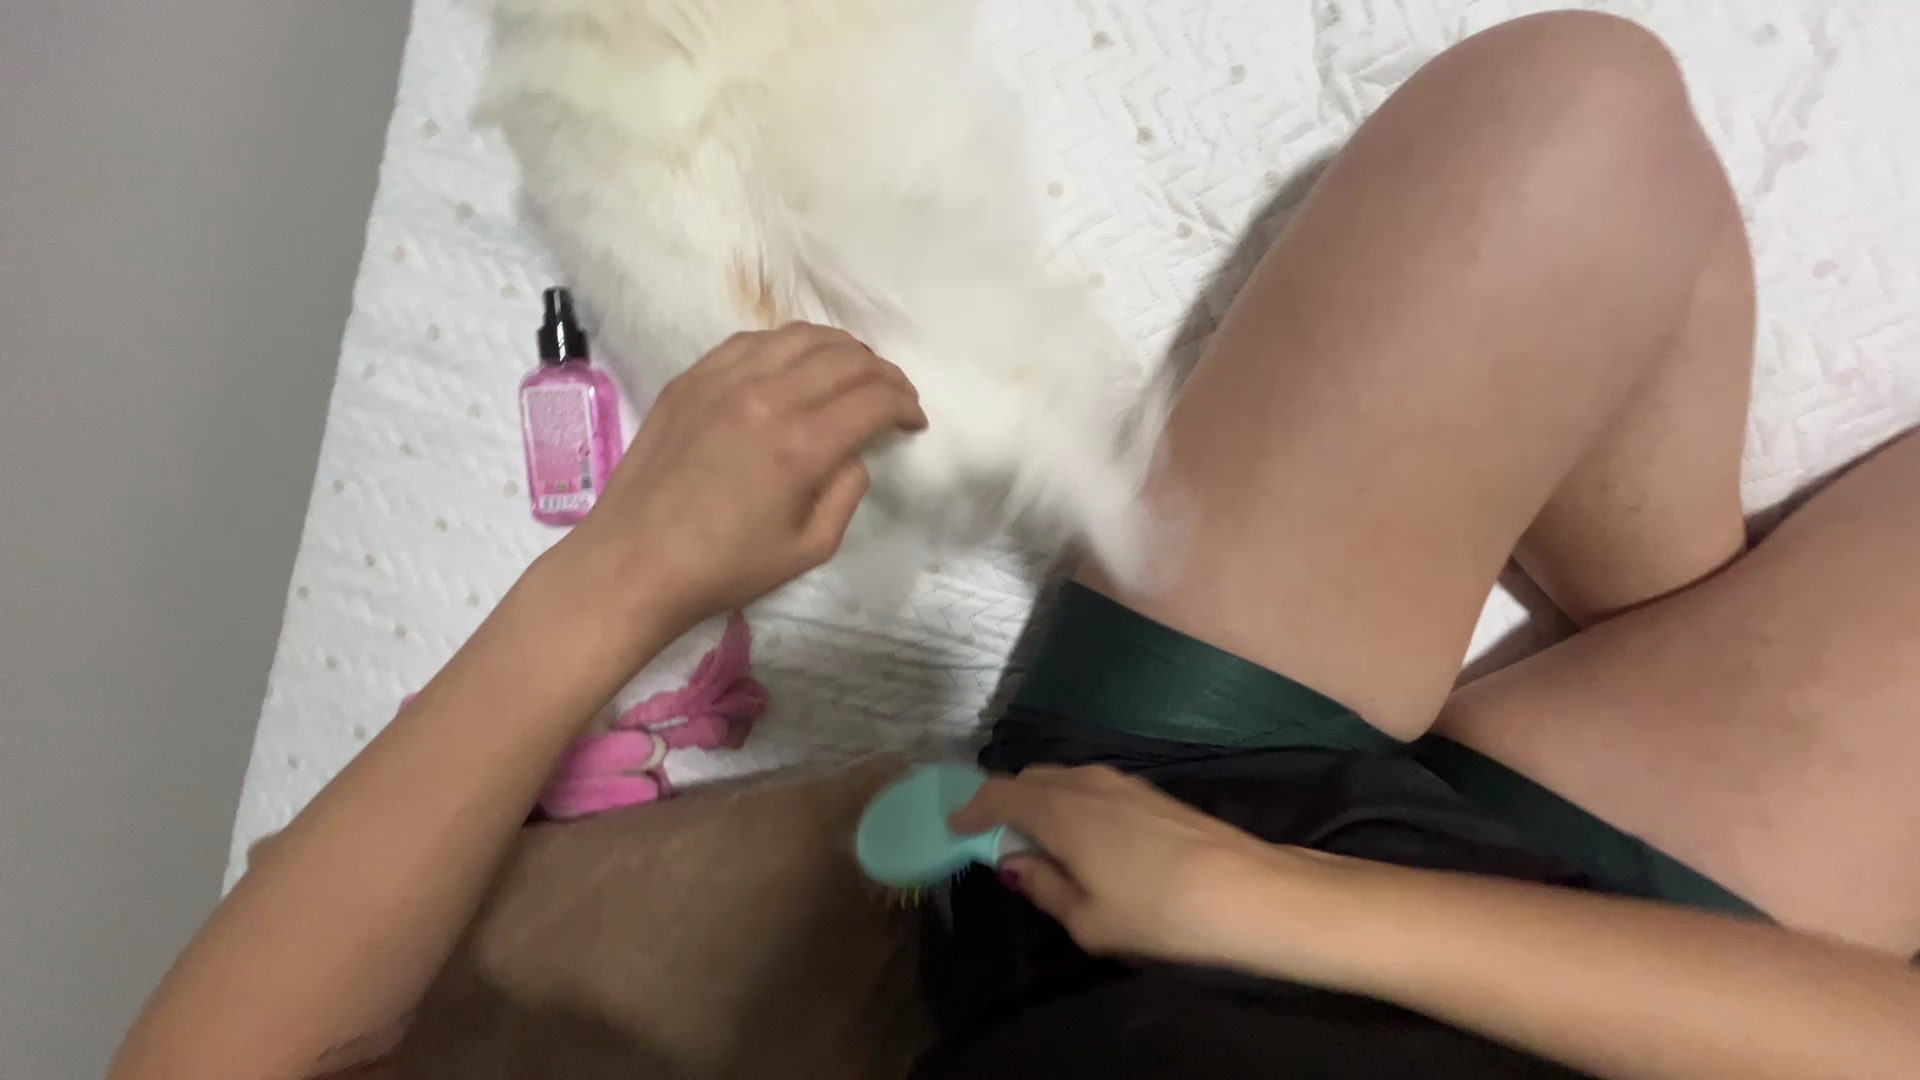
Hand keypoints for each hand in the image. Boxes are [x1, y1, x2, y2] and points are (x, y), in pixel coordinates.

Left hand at [563, 323, 925, 641]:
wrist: (634, 562)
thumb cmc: (726, 567)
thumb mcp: (810, 548)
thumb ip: (847, 493)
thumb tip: (853, 453)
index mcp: (800, 446)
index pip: (873, 399)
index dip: (905, 405)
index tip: (914, 421)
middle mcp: (766, 397)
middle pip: (846, 359)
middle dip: (884, 373)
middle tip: (894, 395)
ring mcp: (723, 379)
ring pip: (801, 337)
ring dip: (842, 350)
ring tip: (854, 371)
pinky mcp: (692, 377)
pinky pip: (754, 340)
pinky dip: (790, 345)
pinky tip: (796, 365)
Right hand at [952, 765, 1347, 971]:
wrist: (1246, 889)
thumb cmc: (1157, 911)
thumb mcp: (1088, 917)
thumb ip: (1042, 884)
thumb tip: (1015, 861)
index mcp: (1059, 810)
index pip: (999, 792)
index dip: (972, 808)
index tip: (955, 825)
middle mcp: (1083, 781)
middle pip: (1028, 779)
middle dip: (1006, 802)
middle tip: (999, 840)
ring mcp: (1118, 780)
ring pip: (1061, 779)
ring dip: (1040, 801)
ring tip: (1043, 842)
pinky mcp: (1145, 789)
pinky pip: (1088, 785)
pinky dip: (1069, 802)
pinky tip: (1086, 837)